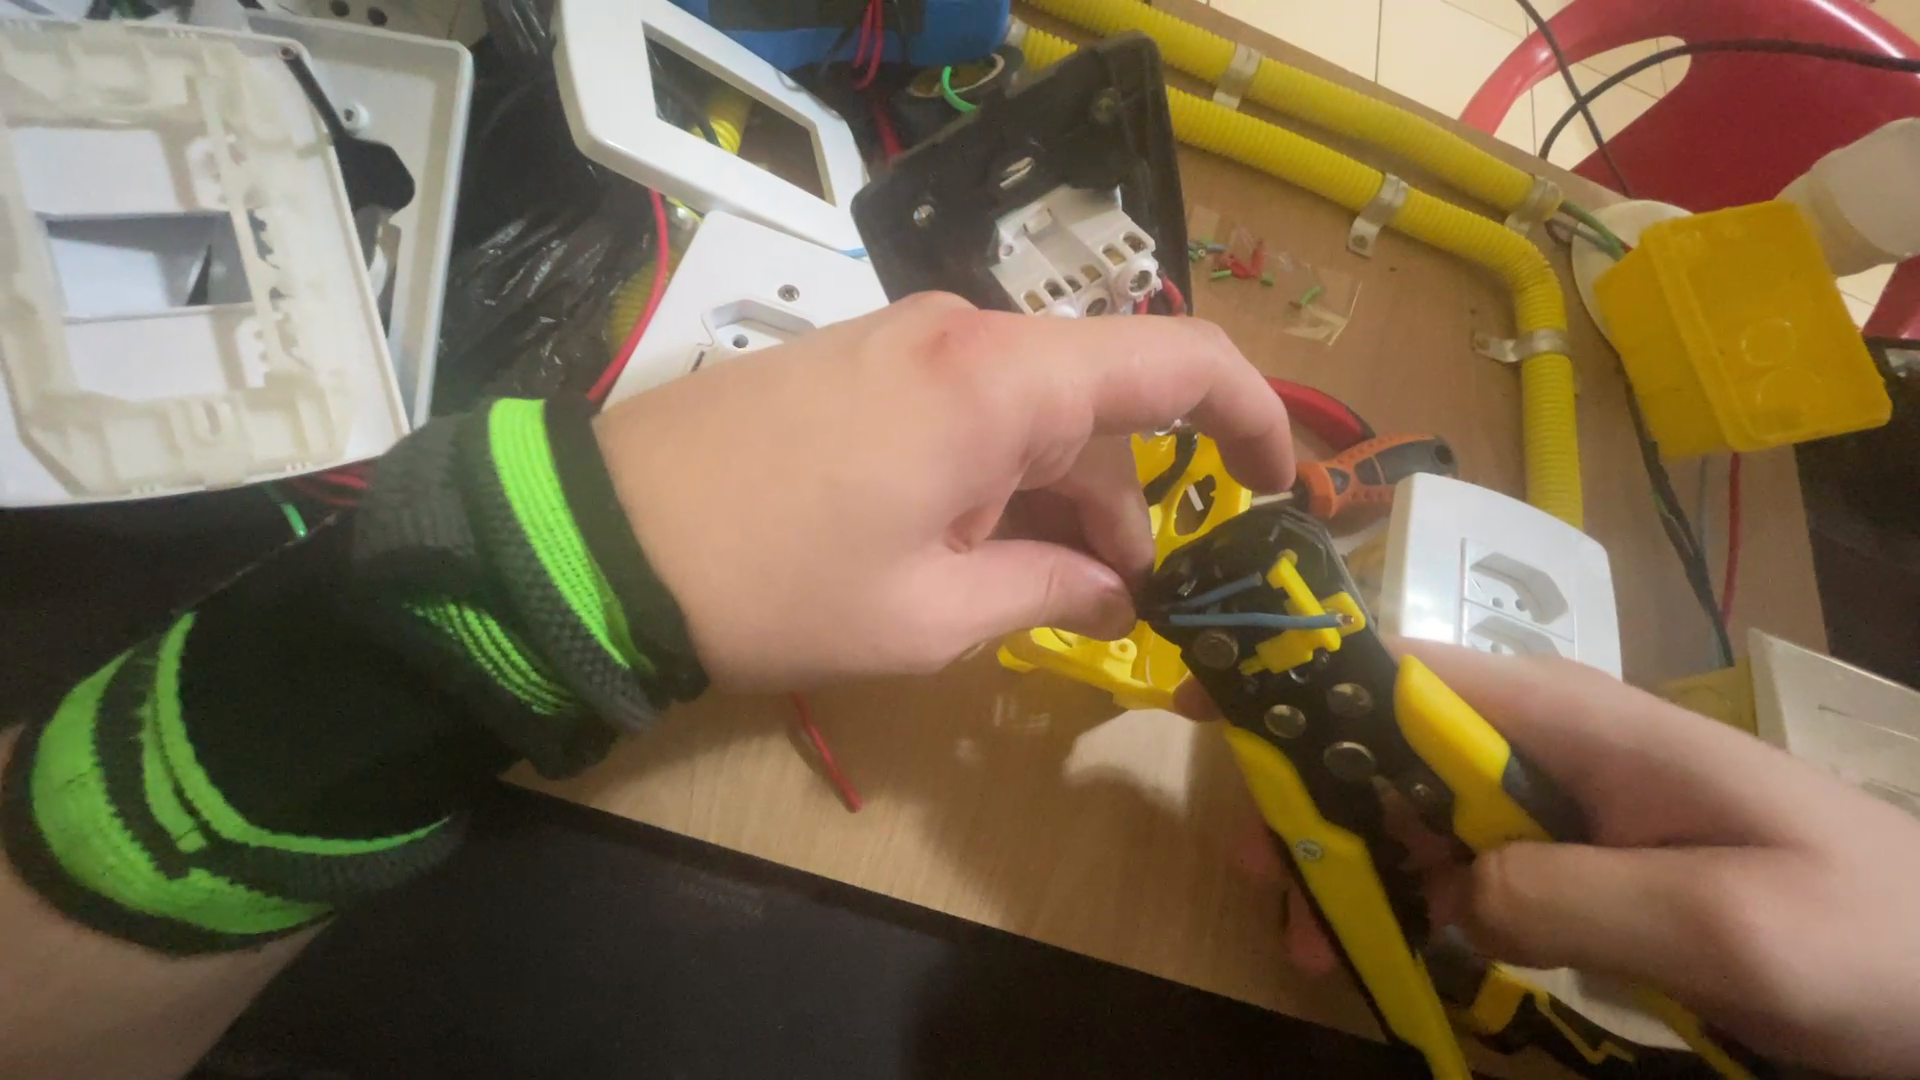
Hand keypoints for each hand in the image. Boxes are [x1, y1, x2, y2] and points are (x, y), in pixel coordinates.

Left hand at [594, 292, 1293, 691]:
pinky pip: (968, 412)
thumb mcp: (930, 616)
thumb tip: (1116, 591)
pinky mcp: (863, 366)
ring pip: (1030, 415)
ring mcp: (907, 344)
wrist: (606, 539)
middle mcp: (965, 337)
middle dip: (1123, 503)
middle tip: (1116, 600)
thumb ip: (1045, 589)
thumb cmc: (779, 588)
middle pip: (1097, 407)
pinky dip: (996, 477)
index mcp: (1001, 384)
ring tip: (1032, 587)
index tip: (1273, 487)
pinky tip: (969, 543)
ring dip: (1053, 498)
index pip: (1179, 362)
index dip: (1250, 417)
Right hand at [1190, 643, 1919, 1077]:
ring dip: (1338, 861)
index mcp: (1550, 711)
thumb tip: (1447, 896)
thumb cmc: (1875, 931)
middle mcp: (1519, 738)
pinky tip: (1371, 948)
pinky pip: (1434, 860)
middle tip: (1255, 866)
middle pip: (1369, 741)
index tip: (1211, 710)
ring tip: (1304, 937)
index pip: (1391, 667)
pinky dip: (1389, 898)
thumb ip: (1570, 897)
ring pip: (1390, 805)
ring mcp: (1526, 797)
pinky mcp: (1538, 851)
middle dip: (1301, 795)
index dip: (1294, 678)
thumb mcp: (1734, 925)